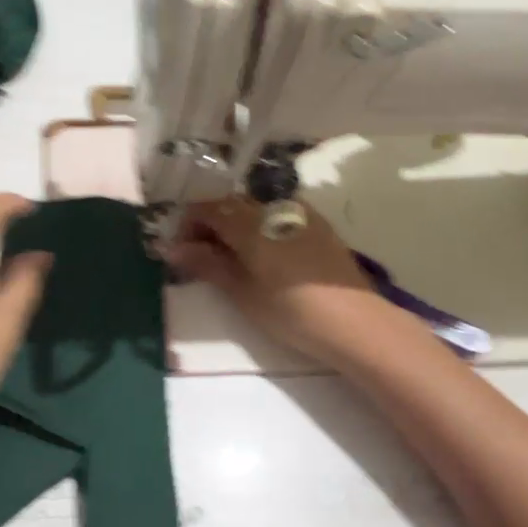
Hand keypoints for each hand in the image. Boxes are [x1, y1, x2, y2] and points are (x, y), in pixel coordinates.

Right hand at [165, 197, 393, 366]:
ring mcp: (300, 213)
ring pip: (254, 208)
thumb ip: (207, 265)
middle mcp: (273, 208)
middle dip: (209, 225)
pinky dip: (259, 227)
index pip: (207, 209)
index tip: (179, 252)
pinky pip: (277, 215)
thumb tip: (173, 248)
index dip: (186, 226)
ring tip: (230, 258)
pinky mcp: (318, 225)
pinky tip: (262, 255)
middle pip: (230, 204)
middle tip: (200, 257)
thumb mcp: (242, 293)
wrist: (355, 322)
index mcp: (250, 223)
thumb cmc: (291, 312)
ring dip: (235, 225)